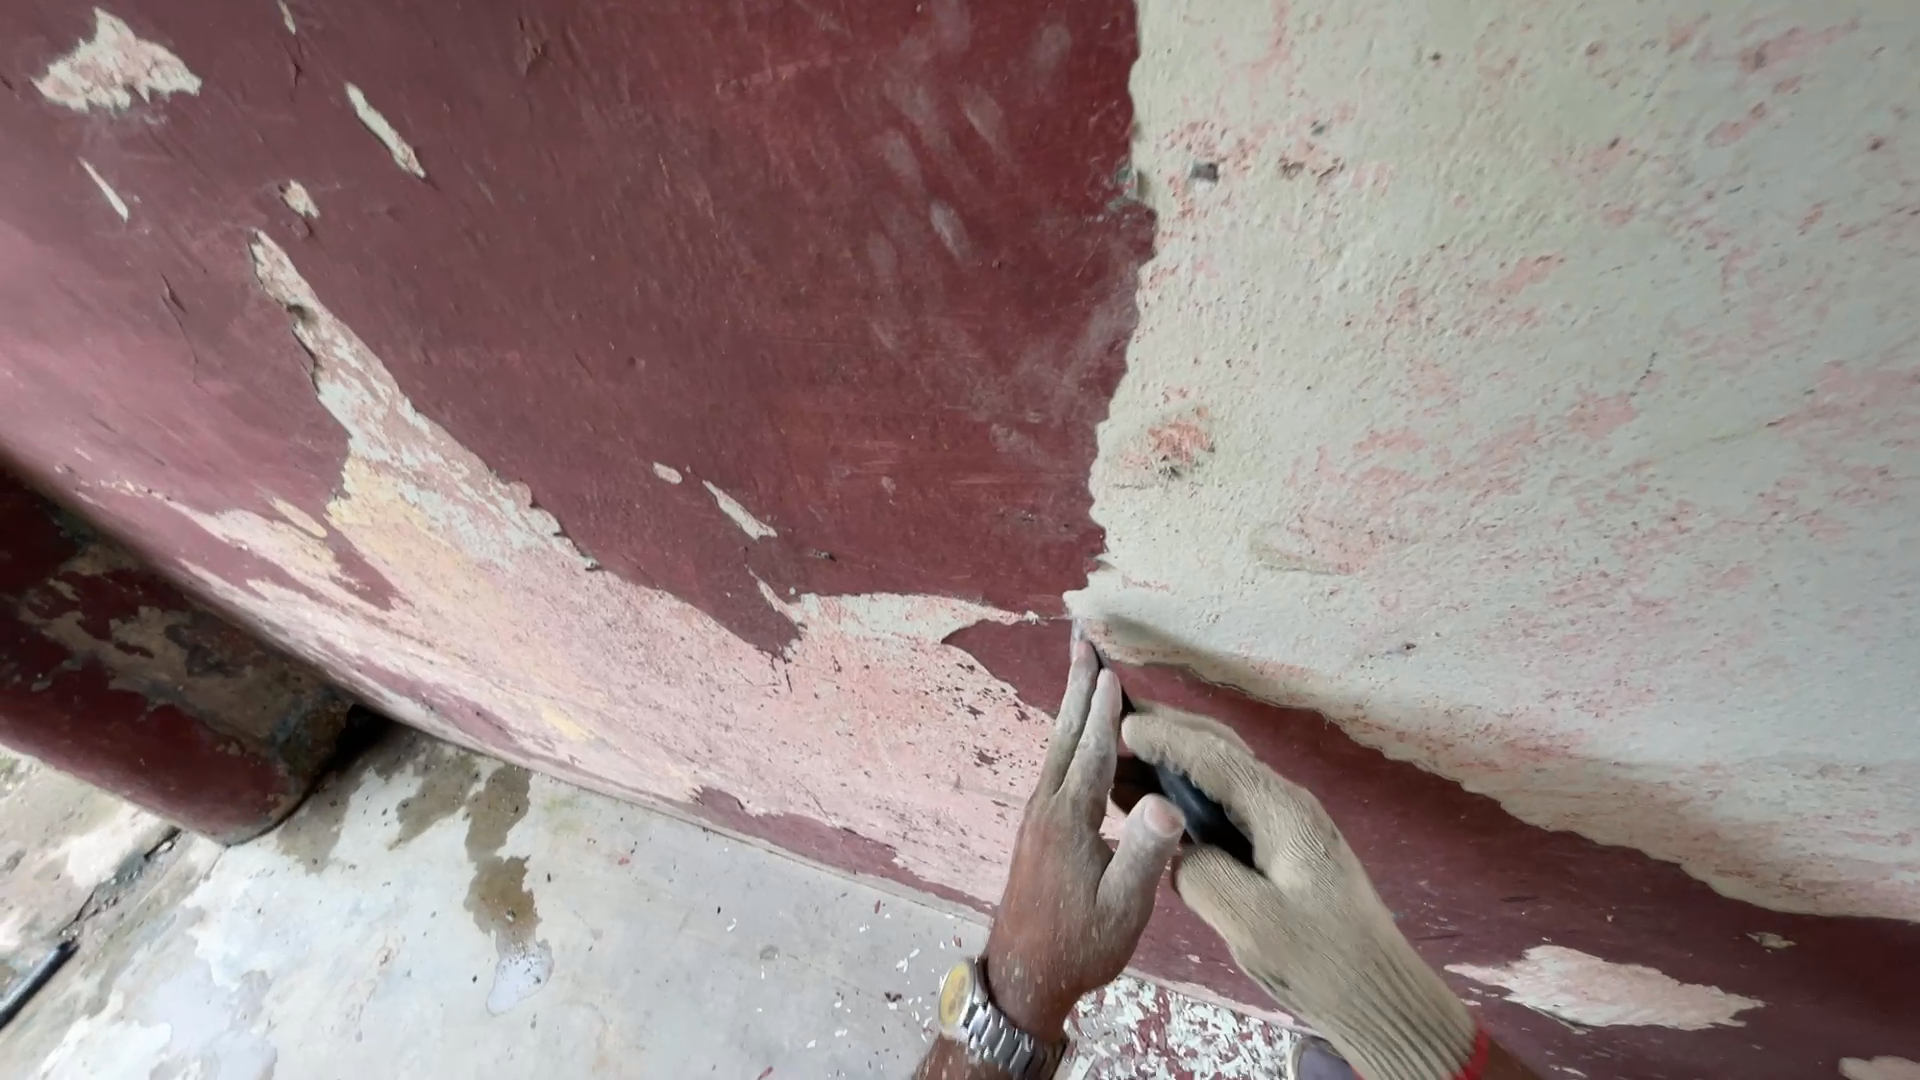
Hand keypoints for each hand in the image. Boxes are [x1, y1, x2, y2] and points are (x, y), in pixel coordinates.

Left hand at [980, 633, 1184, 1037]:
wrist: (1025, 970)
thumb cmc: (1080, 943)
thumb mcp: (1123, 909)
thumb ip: (1144, 856)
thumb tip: (1167, 803)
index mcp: (1069, 818)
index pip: (1092, 753)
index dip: (1105, 713)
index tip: (1110, 670)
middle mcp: (1047, 803)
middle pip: (1065, 733)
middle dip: (1076, 684)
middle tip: (1079, 640)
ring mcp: (1037, 810)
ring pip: (1056, 743)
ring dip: (1069, 701)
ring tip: (1079, 665)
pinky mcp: (1036, 820)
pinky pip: (1055, 761)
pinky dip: (1067, 730)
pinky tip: (1075, 729)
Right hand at [1122, 706, 1483, 1079]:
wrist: (1383, 999)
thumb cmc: (1321, 962)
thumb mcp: (1252, 924)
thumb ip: (1201, 874)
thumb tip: (1174, 847)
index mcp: (1280, 810)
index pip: (1212, 756)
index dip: (1165, 737)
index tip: (1122, 725)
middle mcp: (1282, 800)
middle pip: (1218, 746)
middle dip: (1168, 729)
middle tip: (1117, 722)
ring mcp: (1283, 818)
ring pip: (1220, 768)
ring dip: (1173, 757)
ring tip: (1122, 759)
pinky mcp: (1277, 840)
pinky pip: (1224, 798)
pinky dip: (1185, 789)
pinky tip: (1154, 803)